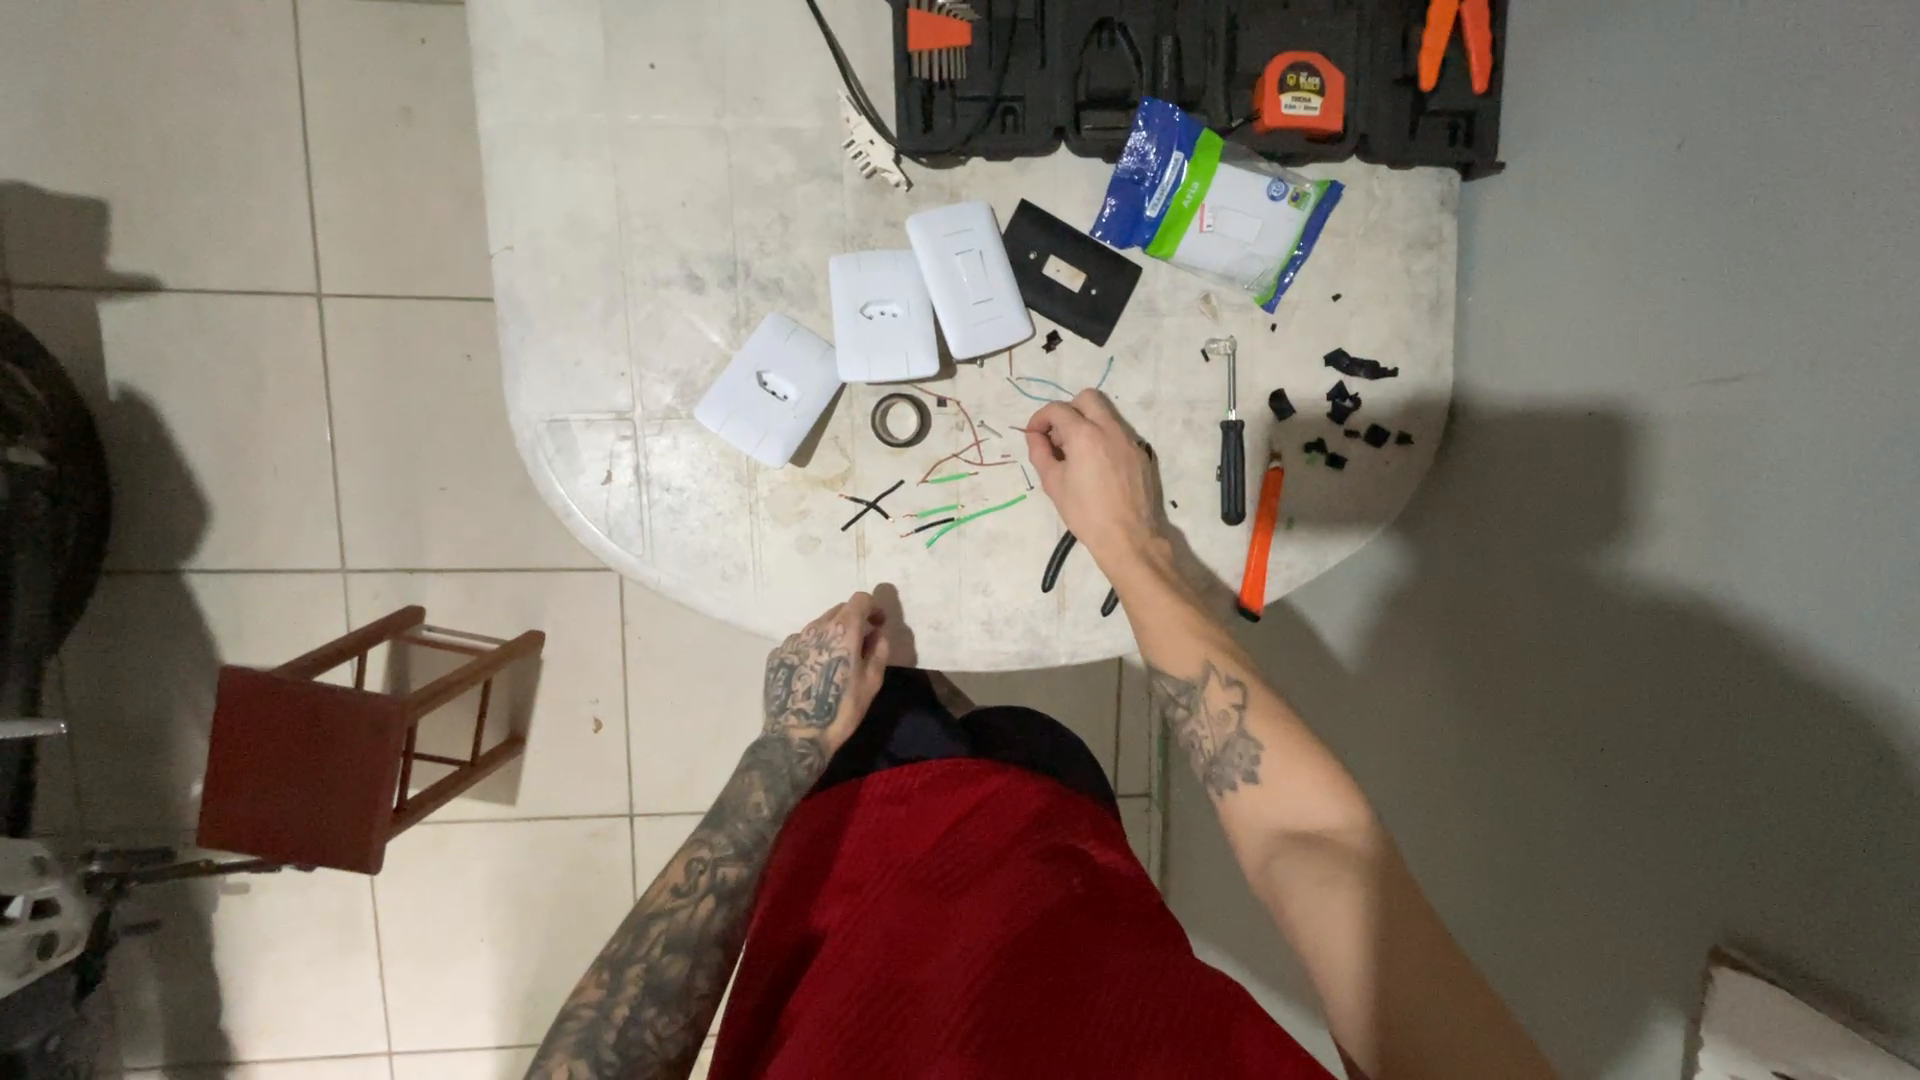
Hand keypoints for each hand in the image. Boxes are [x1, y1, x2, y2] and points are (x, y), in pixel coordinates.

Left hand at [762, 592, 889, 754]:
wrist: (796, 736)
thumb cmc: (841, 709)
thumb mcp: (872, 683)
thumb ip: (878, 651)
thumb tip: (877, 635)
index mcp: (842, 630)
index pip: (860, 599)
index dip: (872, 607)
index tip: (877, 623)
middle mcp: (815, 628)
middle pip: (838, 611)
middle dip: (853, 621)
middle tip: (860, 644)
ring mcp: (792, 640)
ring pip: (817, 627)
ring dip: (831, 635)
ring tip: (834, 662)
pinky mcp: (777, 655)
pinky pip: (800, 643)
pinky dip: (812, 649)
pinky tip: (813, 673)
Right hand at [1024, 390, 1164, 574]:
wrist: (1128, 536)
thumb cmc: (1085, 513)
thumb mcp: (1053, 483)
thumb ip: (1040, 453)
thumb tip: (1035, 436)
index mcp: (1085, 435)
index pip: (1058, 410)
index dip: (1040, 418)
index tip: (1034, 435)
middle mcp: (1110, 429)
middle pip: (1087, 397)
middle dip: (1068, 410)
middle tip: (1058, 436)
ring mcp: (1129, 439)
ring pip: (1105, 414)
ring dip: (1086, 423)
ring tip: (1075, 454)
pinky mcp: (1141, 453)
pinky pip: (1117, 433)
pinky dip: (1102, 438)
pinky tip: (1096, 466)